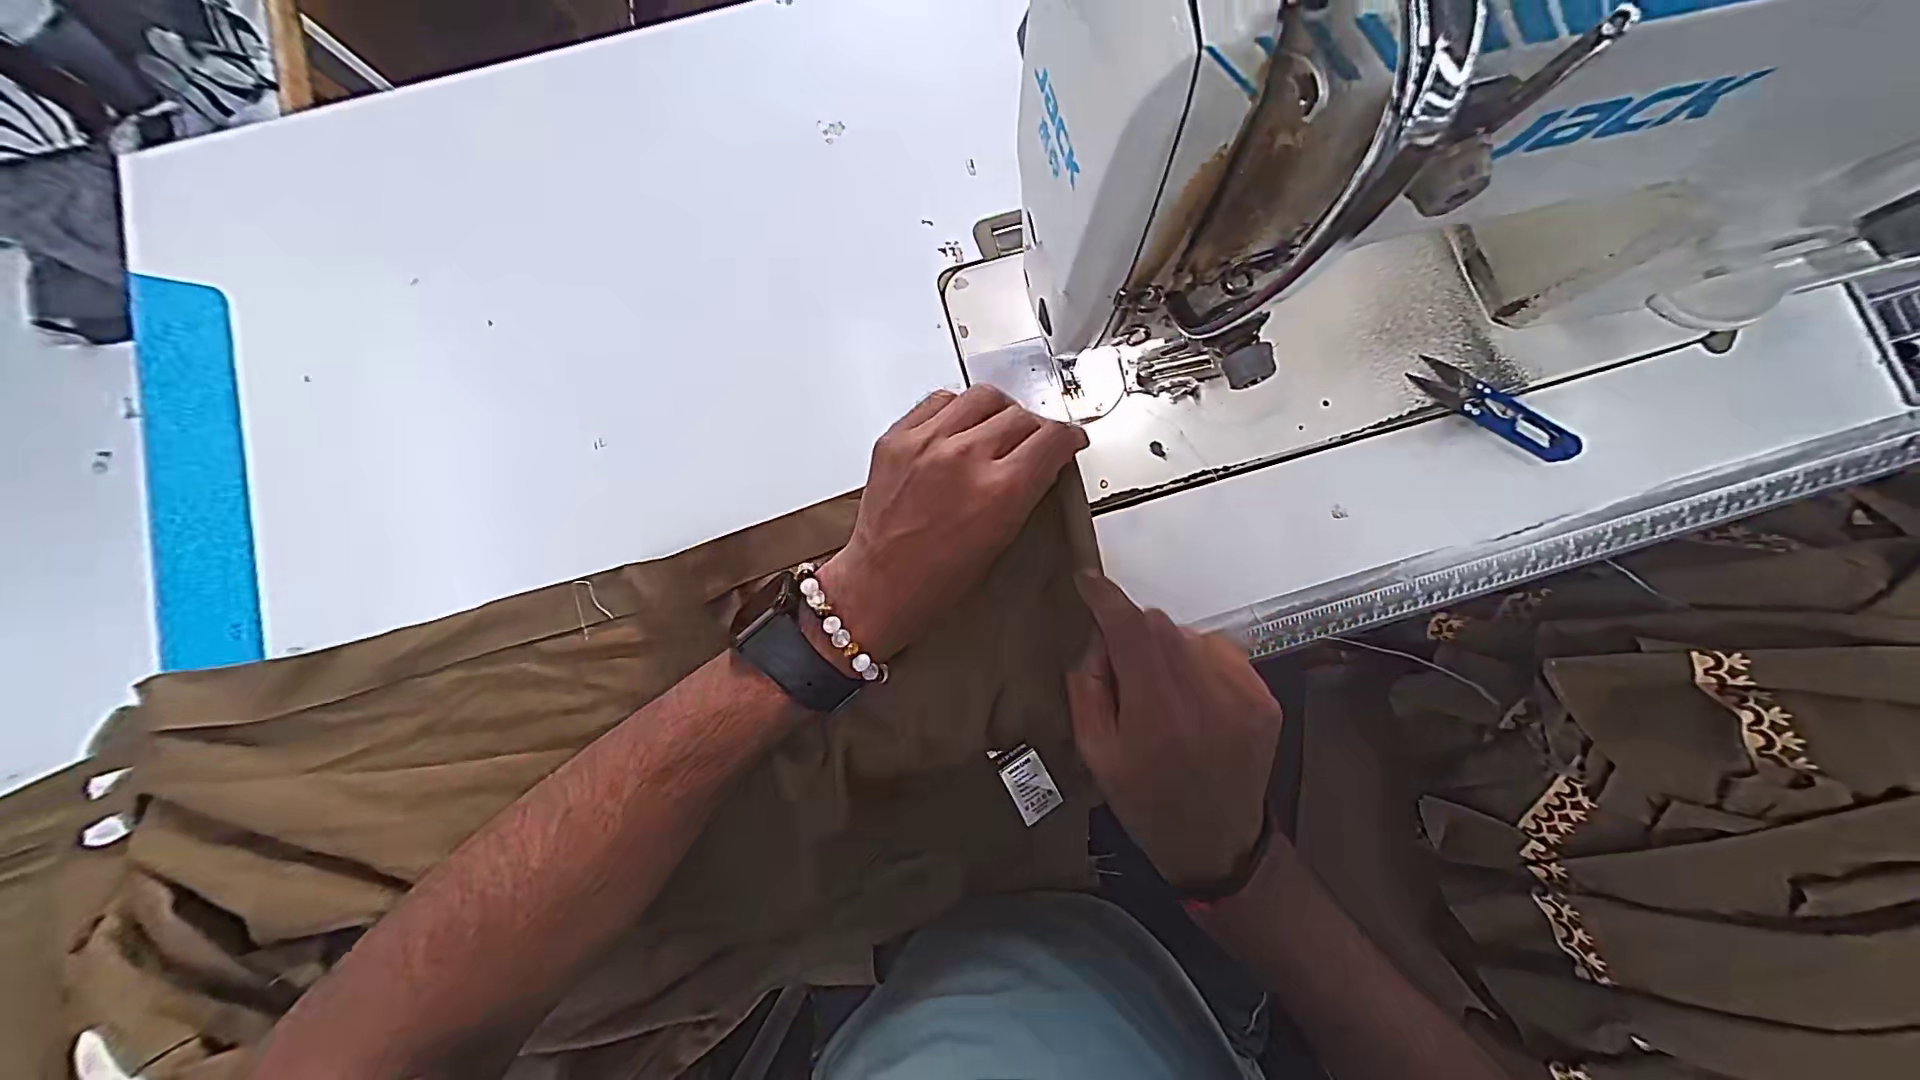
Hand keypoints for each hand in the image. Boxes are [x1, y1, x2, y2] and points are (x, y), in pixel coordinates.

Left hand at [816, 385, 1087, 659]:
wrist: (882, 583)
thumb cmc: (937, 577)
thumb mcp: (1003, 537)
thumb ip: (1028, 489)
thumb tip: (1042, 459)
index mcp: (1000, 491)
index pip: (1052, 438)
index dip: (1068, 437)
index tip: (1068, 439)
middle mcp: (964, 458)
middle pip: (1021, 415)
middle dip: (1035, 429)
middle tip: (1032, 441)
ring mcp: (926, 443)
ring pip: (983, 397)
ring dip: (999, 411)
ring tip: (996, 428)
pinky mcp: (896, 438)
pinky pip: (938, 400)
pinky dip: (957, 409)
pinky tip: (959, 426)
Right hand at [1067, 571, 1283, 888]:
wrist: (1215, 842)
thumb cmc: (1147, 800)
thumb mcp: (1095, 751)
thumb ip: (1086, 686)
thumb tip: (1096, 638)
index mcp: (1156, 711)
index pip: (1129, 629)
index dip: (1105, 598)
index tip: (1088, 581)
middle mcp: (1204, 695)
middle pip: (1158, 624)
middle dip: (1132, 634)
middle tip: (1125, 673)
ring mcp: (1240, 695)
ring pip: (1187, 634)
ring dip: (1166, 649)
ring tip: (1163, 693)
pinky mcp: (1263, 699)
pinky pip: (1219, 651)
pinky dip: (1197, 662)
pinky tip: (1192, 698)